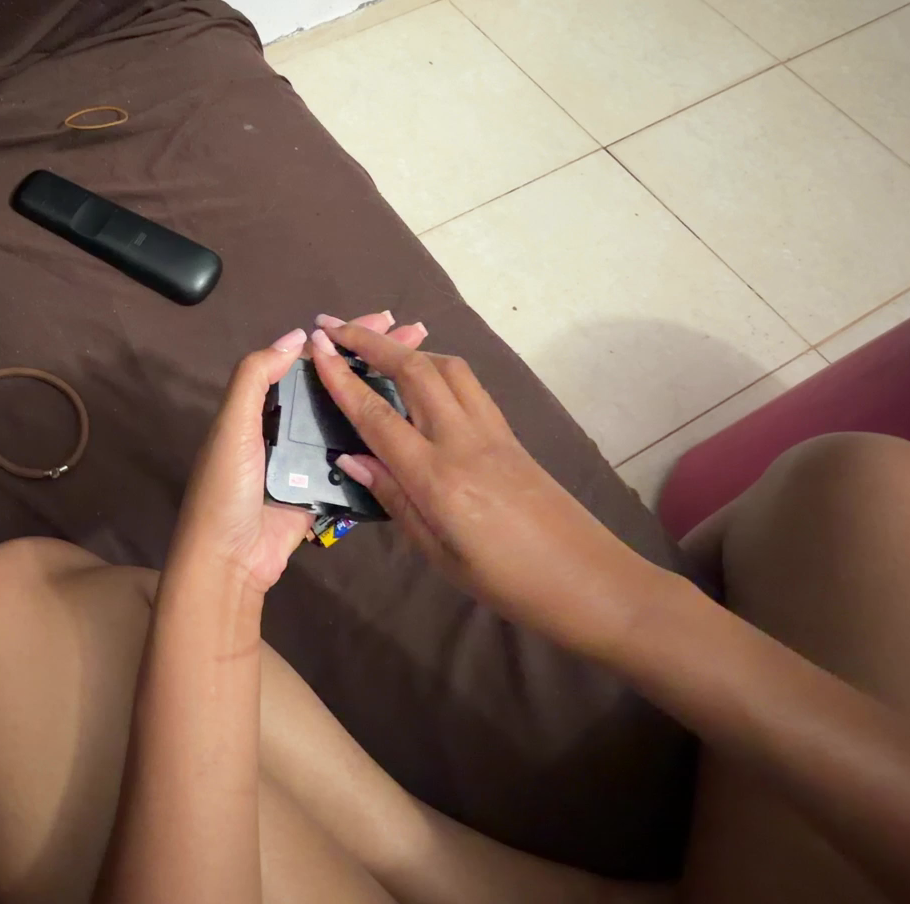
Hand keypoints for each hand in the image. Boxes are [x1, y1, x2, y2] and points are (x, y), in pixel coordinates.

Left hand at [172, 312, 426, 592]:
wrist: (230, 558)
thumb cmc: (227, 486)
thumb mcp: (232, 425)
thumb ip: (255, 377)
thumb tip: (296, 336)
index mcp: (265, 405)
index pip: (312, 360)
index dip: (348, 339)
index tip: (386, 320)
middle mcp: (289, 425)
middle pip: (338, 385)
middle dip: (375, 359)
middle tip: (419, 335)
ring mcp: (310, 457)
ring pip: (352, 419)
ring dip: (384, 396)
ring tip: (426, 375)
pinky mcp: (326, 487)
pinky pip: (356, 458)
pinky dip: (380, 440)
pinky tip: (414, 426)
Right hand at [308, 322, 660, 648]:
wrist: (591, 582)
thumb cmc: (505, 580)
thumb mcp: (436, 551)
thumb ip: (392, 497)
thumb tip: (350, 457)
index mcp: (436, 477)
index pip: (376, 415)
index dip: (342, 377)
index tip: (318, 346)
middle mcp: (462, 441)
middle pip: (413, 370)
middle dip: (371, 342)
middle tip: (336, 326)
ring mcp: (491, 432)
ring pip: (446, 367)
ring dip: (407, 348)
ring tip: (377, 347)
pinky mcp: (510, 433)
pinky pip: (468, 386)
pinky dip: (438, 367)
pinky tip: (425, 378)